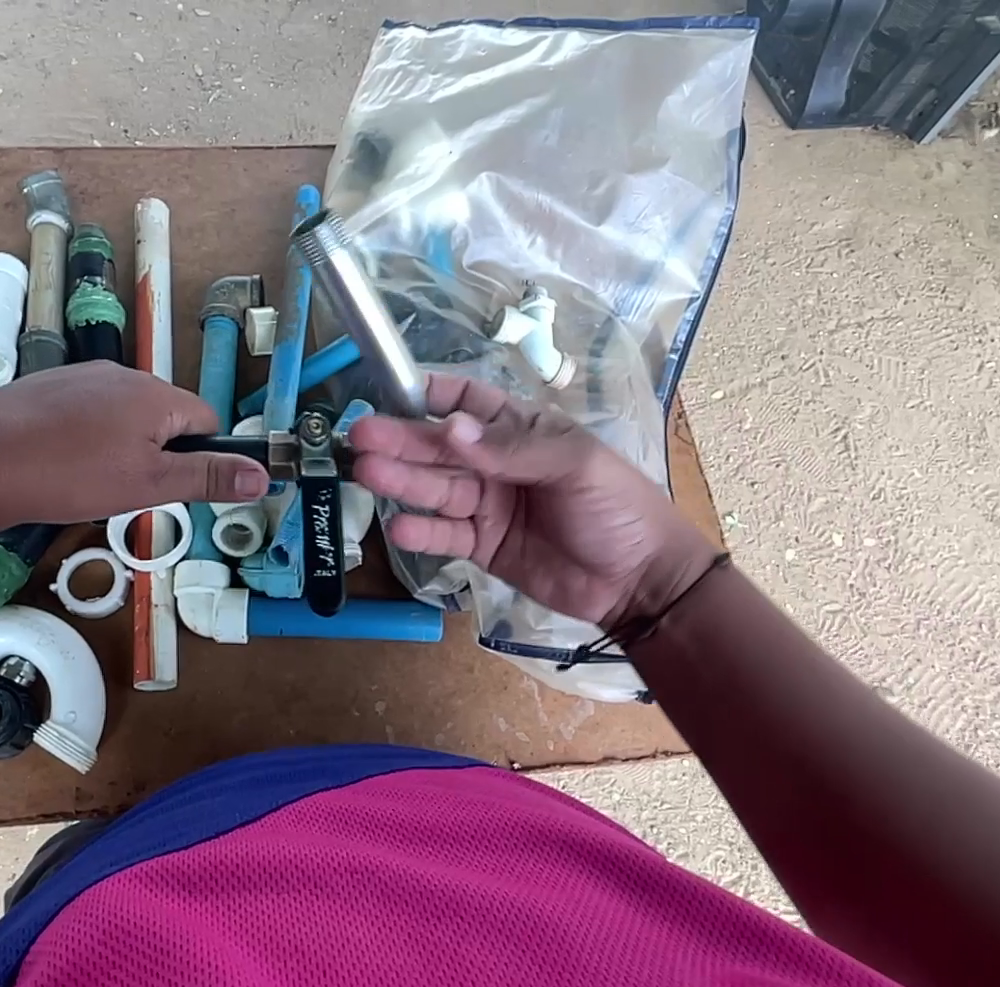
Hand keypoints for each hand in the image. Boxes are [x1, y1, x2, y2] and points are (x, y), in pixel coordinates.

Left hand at [0, 360, 269, 528]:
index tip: (175, 484)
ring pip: (125, 415)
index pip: (208, 420)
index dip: (202, 456)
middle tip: (130, 488)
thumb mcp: (150, 485)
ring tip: (91, 480)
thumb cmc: (72, 475)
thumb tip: (263, 475)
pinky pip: (87, 412)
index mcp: (156, 395)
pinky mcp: (46, 387)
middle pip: (166, 416)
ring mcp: (81, 377)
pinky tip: (61, 463)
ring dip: (123, 445)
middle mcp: (123, 375)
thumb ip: (209, 478)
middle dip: (160, 451)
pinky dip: (86, 437)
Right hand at [348, 374, 717, 631]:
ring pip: (436, 490)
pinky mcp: (482, 548)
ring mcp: (487, 507)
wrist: (639, 582)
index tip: (394, 391)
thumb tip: (450, 429)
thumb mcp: (574, 464)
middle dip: (402, 441)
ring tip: (365, 473)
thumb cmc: (617, 508)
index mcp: (523, 431)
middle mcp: (497, 464)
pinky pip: (445, 536)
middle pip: (440, 448)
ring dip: (401, 482)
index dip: (434, 395)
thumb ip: (512, 448)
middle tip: (360, 436)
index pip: (470, 401)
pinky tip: (398, 526)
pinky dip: (422, 532)